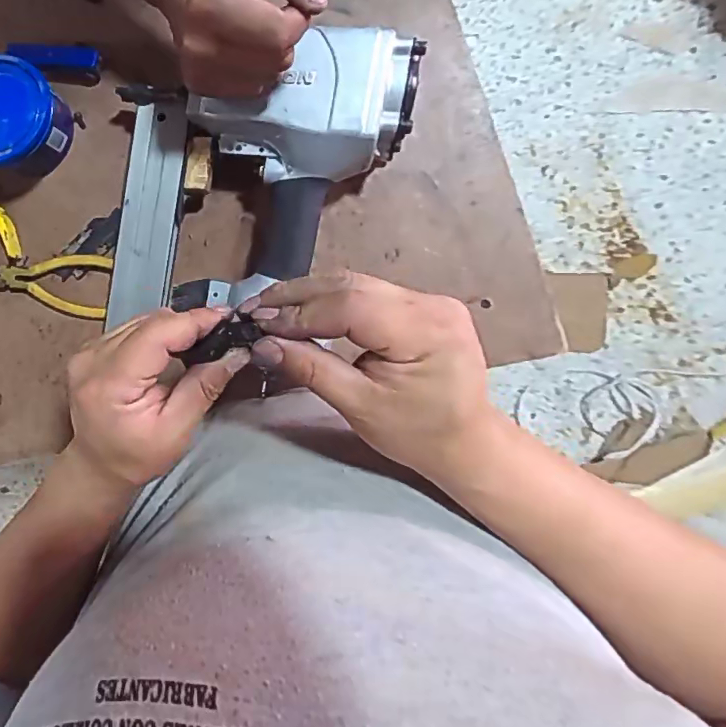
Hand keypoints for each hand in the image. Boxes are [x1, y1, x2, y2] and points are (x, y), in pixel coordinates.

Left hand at [64, 306, 249, 490]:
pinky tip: (175, 345)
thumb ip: (203, 388)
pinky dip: (159, 332)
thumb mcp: (176, 431)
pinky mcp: (92, 349)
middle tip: (222, 331)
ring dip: (174, 326)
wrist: (96, 468)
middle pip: (151, 322)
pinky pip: (133, 328)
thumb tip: (235, 354)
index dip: (194, 321)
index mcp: (111, 380)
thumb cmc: (135, 457)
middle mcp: (94, 357)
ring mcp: (89, 351)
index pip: (157, 332)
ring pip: (143, 320)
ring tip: (202, 338)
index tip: (227, 318)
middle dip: (188, 323)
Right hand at [150, 0, 327, 95]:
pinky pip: (254, 88)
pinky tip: (244, 49)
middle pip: (276, 59)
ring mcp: (198, 70)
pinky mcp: (202, 87)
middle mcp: (200, 44)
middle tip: (269, 17)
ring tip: (255, 31)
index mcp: (211, 4)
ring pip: (268, 77)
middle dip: (285, 38)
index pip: (280, 34)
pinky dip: (259, 70)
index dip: (295, 18)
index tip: (285, 3)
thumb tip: (316, 4)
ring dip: (273, 56)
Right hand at [241, 272, 501, 479]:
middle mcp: (432, 303)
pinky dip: (337, 299)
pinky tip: (310, 307)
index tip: (258, 321)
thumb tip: (264, 343)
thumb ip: (312, 368)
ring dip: (315, 294)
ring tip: (274, 306)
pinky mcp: (428, 304)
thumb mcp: (360, 406)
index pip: (349, 305)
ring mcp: (433, 299)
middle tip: (257, 307)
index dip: (300, 312)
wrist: (468, 442)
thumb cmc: (417, 434)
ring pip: (360, 284)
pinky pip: (373, 293)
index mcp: (424, 330)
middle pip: (353, 285)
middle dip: (300, 294)